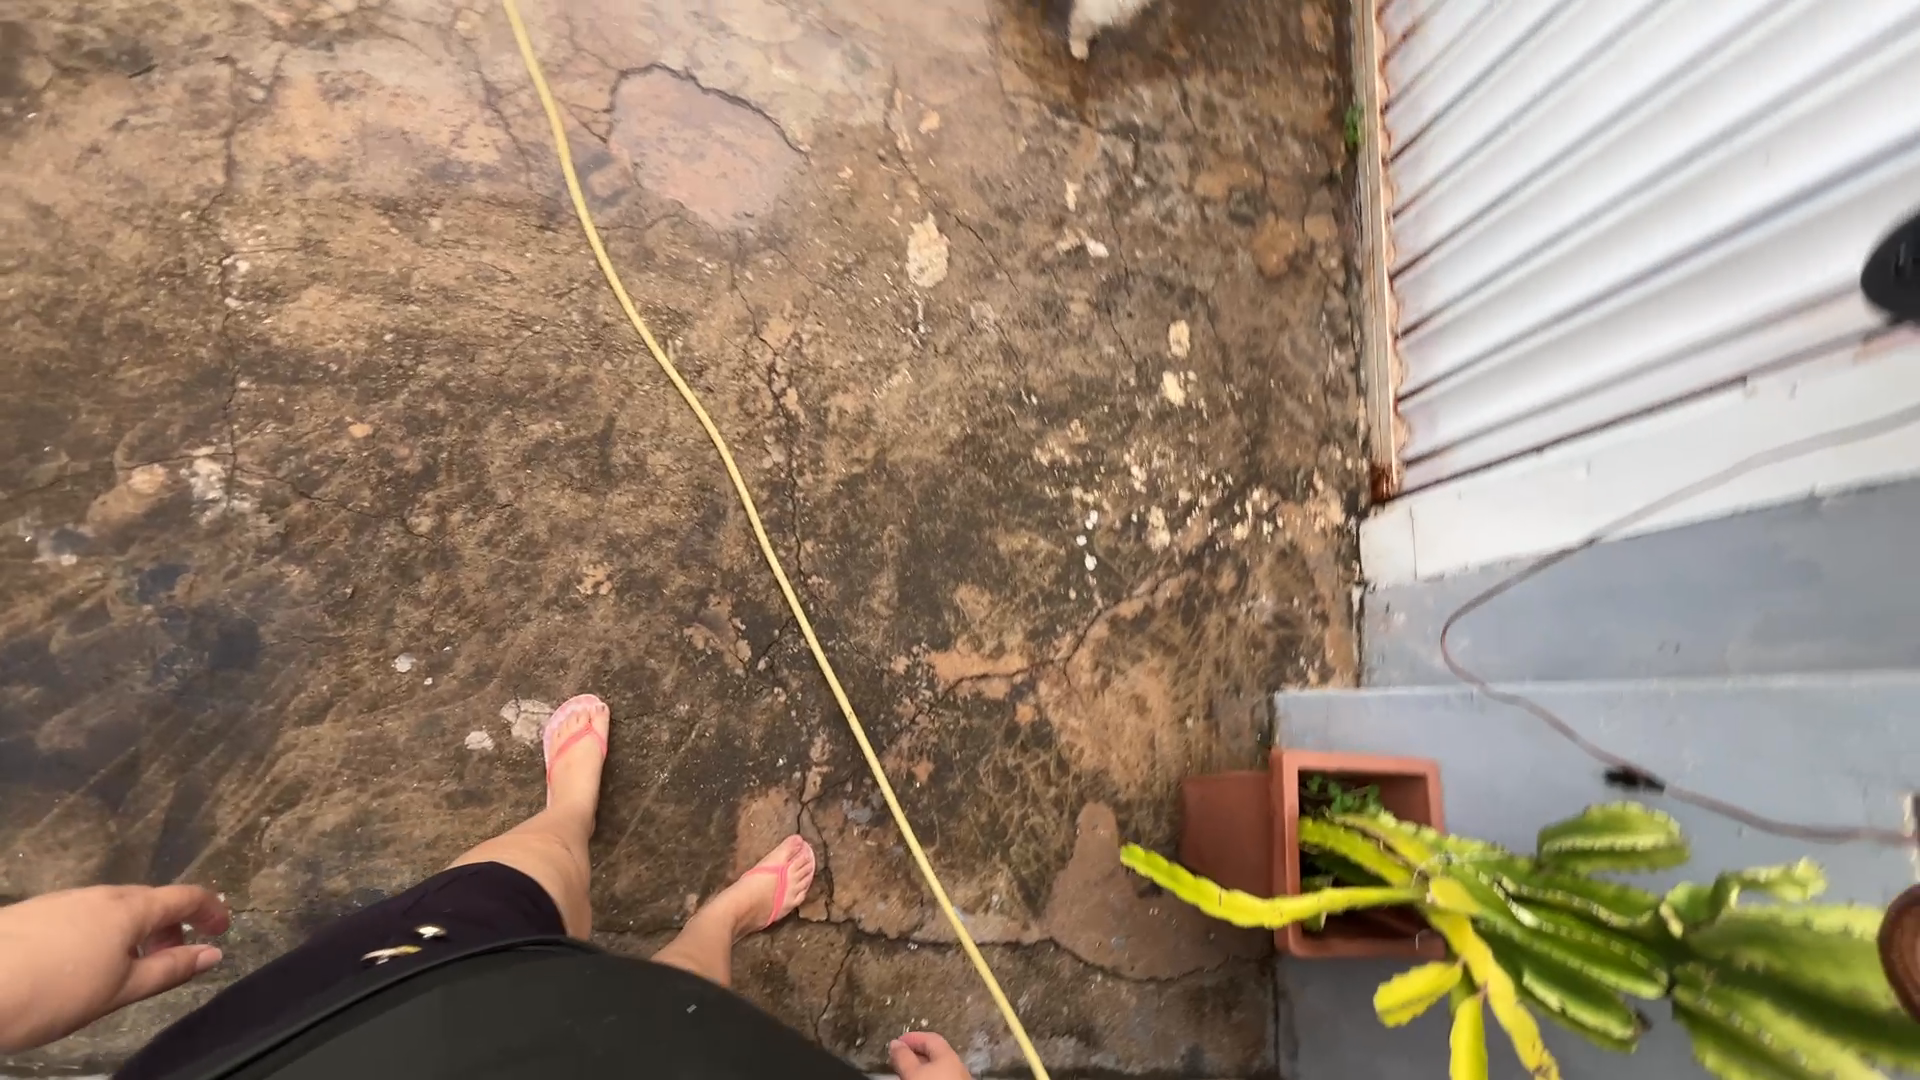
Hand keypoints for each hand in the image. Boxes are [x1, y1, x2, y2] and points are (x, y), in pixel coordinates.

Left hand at [0, 885, 229, 1051]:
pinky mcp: (21, 915)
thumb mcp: (115, 991)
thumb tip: (213, 954)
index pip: (189, 897)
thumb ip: (168, 970)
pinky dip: (89, 933)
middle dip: (166, 927)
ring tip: (112, 965)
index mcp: (133, 908)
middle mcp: (102, 895)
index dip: (211, 911)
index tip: (220, 930)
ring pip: (109, 909)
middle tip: (164, 957)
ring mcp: (58, 902)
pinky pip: (73, 917)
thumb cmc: (47, 992)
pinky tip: (65, 963)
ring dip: (126, 931)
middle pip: (149, 902)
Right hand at [887, 1032, 973, 1079]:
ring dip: (919, 1070)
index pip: (929, 1038)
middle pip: (934, 1055)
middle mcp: (956, 1066)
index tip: (896, 1043)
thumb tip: (894, 1044)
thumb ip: (903, 1058)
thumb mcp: (913, 1074)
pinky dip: (926, 1079)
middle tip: (898, 1059)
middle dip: (914, 1055)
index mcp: (948, 1055)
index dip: (912, 1038)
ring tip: (904, 1074)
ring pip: (936, 1070)